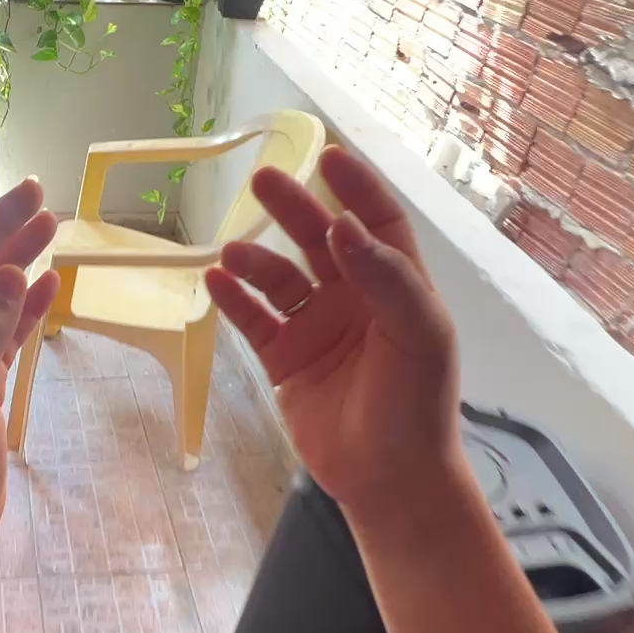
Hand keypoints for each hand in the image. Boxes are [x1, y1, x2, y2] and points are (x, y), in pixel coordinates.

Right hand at [203, 148, 461, 516]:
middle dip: (294, 208)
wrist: (385, 476)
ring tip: (231, 250)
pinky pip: (254, 320)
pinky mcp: (284, 359)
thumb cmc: (414, 405)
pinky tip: (215, 280)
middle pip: (319, 241)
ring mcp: (315, 329)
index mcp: (395, 289)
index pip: (376, 224)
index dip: (356, 189)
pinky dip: (234, 300)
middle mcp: (353, 300)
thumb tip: (343, 225)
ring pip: (279, 279)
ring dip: (255, 260)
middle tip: (262, 180)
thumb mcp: (418, 336)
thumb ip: (386, 278)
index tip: (329, 156)